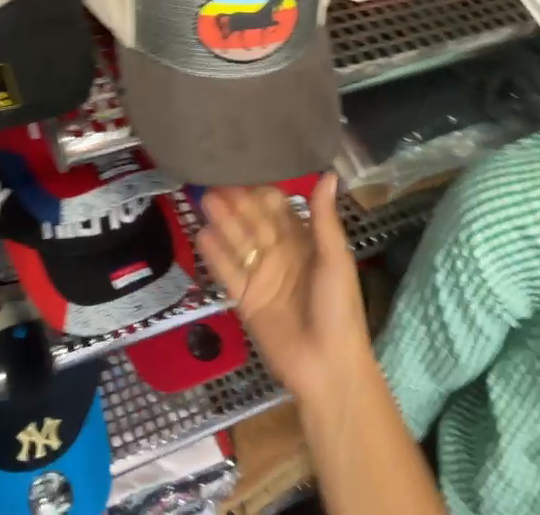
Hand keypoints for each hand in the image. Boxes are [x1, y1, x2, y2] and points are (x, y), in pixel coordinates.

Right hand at [198, 173, 374, 400]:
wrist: (327, 367)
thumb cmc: (338, 308)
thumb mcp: (335, 259)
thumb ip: (324, 218)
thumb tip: (329, 173)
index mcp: (306, 243)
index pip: (279, 210)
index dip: (261, 193)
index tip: (243, 171)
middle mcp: (281, 255)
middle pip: (255, 223)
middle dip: (237, 204)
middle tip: (214, 182)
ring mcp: (262, 277)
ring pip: (239, 243)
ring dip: (223, 222)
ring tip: (204, 200)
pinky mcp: (246, 299)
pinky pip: (228, 272)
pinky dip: (215, 255)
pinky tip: (201, 235)